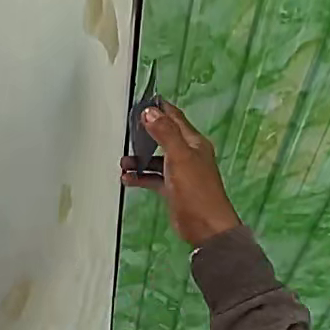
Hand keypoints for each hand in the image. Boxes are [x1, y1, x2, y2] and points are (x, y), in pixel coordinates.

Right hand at [121, 100, 242, 246]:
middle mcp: (188, 155)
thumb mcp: (179, 157)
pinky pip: (153, 178)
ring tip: (125, 162)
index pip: (175, 118)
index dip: (160, 109)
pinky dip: (140, 177)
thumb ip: (164, 133)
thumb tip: (150, 113)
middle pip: (163, 137)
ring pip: (155, 159)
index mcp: (194, 143)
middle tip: (129, 132)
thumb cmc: (197, 191)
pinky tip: (128, 179)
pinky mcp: (173, 189)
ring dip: (139, 159)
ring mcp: (180, 173)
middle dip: (145, 134)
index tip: (144, 103)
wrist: (205, 226)